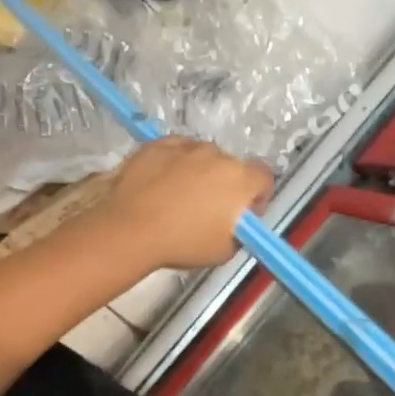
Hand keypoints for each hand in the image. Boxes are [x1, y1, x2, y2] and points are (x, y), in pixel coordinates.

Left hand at [95, 138, 271, 269]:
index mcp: (241, 180)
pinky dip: (172, 163)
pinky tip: (159, 182)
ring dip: (197, 171)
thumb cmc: (182, 243)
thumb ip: (239, 231)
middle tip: (205, 209)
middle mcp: (217, 155)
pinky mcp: (157, 144)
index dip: (257, 195)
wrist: (130, 229)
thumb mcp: (224, 251)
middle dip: (224, 184)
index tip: (243, 213)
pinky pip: (174, 150)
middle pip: (230, 166)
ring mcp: (185, 146)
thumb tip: (235, 223)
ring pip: (201, 156)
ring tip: (176, 196)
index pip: (264, 177)